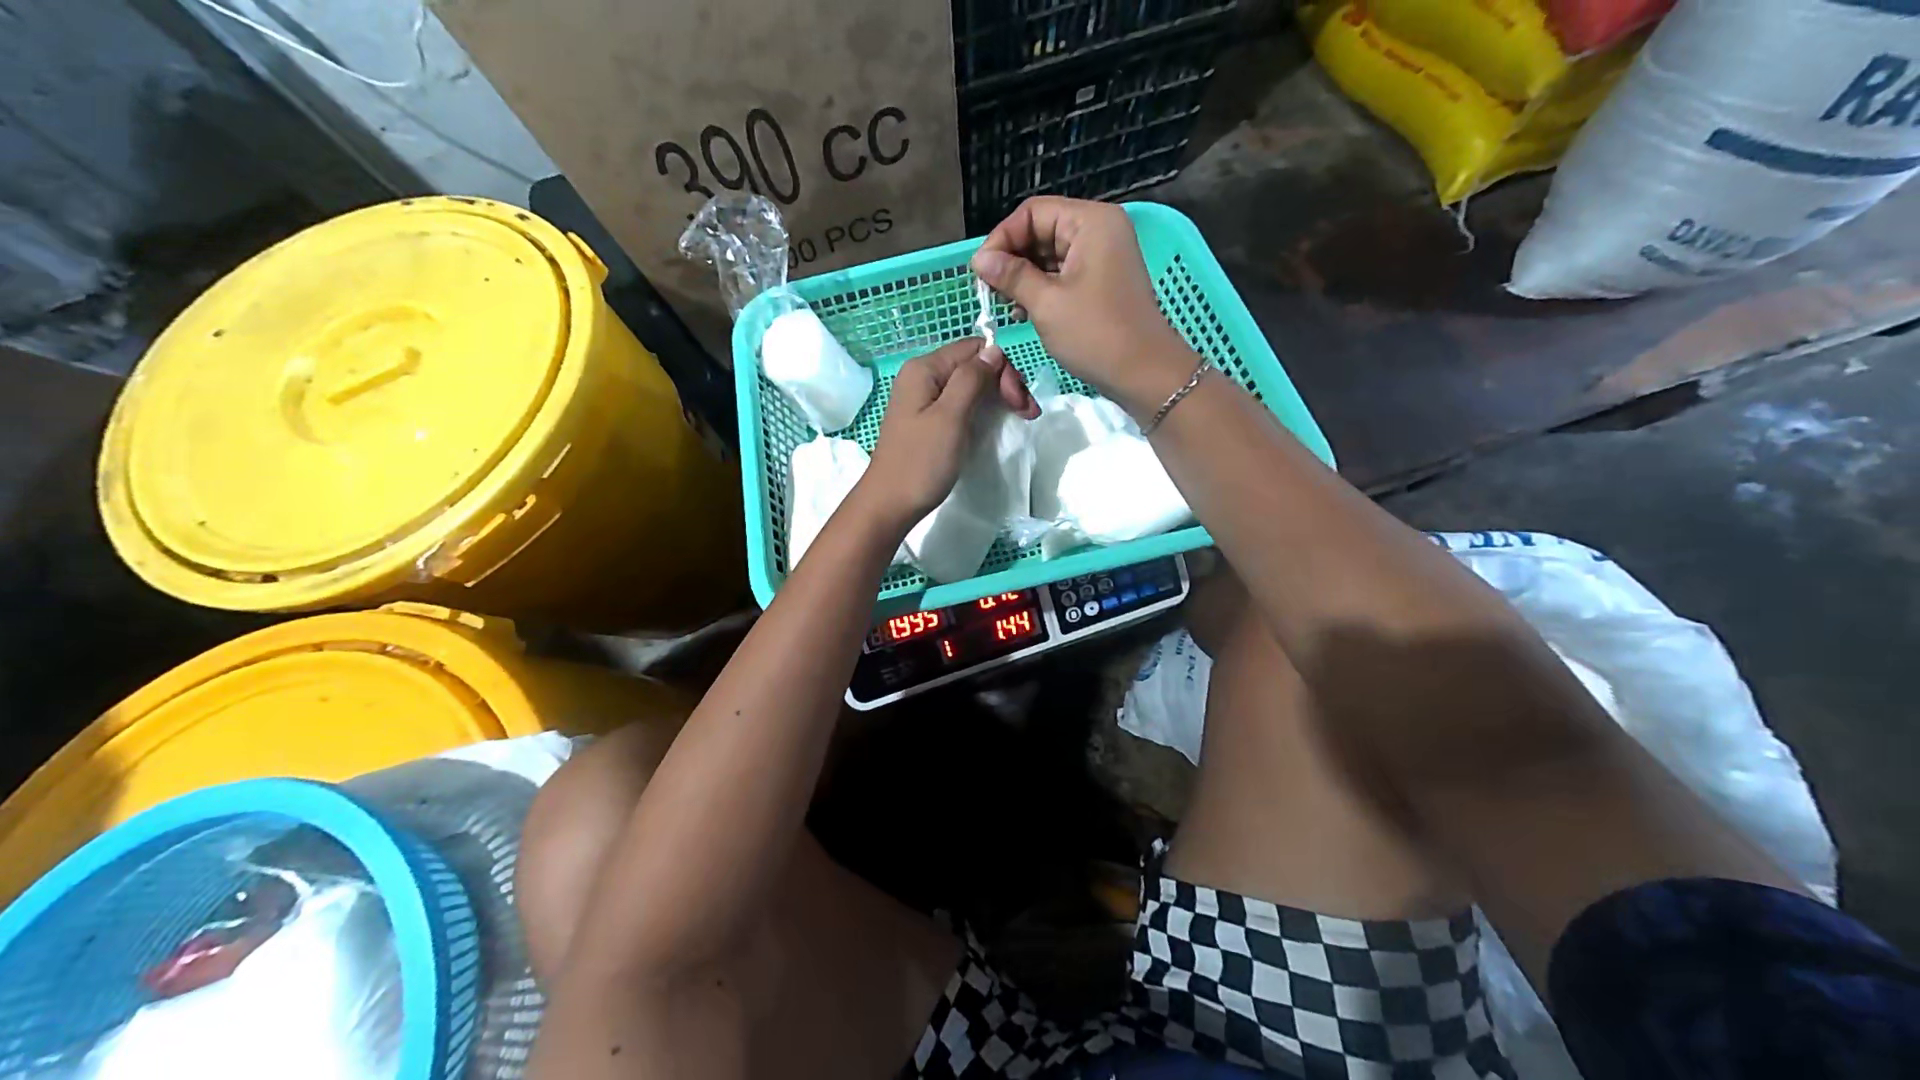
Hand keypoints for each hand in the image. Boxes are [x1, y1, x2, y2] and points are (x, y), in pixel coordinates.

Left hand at [852, 338, 1034, 533]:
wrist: (891, 504)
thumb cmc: (921, 461)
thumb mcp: (951, 416)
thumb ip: (972, 379)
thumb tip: (993, 350)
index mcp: (925, 369)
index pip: (975, 349)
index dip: (1003, 369)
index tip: (1019, 403)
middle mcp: (922, 376)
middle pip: (973, 365)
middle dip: (1004, 383)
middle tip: (1027, 414)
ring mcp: (923, 399)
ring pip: (970, 385)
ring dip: (997, 397)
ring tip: (1022, 418)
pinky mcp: (927, 419)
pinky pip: (960, 403)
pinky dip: (982, 410)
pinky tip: (996, 423)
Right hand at [971, 197, 1198, 420]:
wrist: (1145, 374)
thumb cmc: (1096, 335)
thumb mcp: (1047, 304)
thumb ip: (1011, 276)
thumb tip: (979, 259)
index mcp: (1090, 222)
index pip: (1033, 212)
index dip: (1002, 238)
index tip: (980, 271)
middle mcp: (1099, 230)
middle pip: (1042, 229)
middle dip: (1012, 258)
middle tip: (989, 290)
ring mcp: (1103, 256)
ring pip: (1050, 253)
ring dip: (1024, 275)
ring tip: (1004, 303)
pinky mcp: (1102, 280)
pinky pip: (1064, 273)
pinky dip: (1042, 287)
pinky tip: (1023, 309)